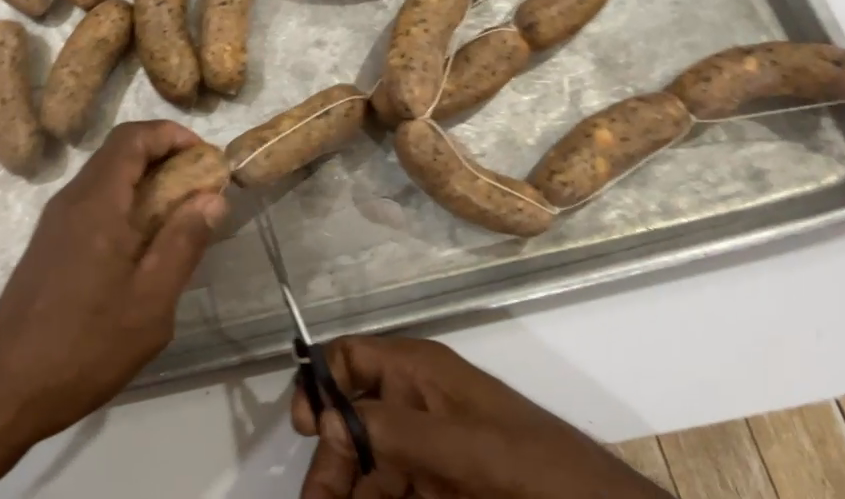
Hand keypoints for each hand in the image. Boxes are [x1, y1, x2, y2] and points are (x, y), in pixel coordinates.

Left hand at [0, 120, 228, 447]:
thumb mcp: (151, 301)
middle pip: (118, 154)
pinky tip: (144, 247)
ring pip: (104, 180)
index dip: (171, 135)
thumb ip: (183, 242)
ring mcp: (54, 223)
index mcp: (96, 203)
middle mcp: (70, 201)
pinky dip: (124, 206)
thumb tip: (211, 197)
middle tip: (202, 189)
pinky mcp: (48, 246)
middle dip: (164, 158)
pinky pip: (92, 205)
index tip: (206, 157)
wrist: (7, 389)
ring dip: (144, 184)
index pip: (132, 138)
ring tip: (181, 218)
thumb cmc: (86, 346)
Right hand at [291, 336, 670, 498]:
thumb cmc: (540, 470)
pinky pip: (392, 497)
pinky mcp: (439, 494)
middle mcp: (416, 407)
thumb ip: (397, 431)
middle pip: (350, 427)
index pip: (351, 359)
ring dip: (346, 494)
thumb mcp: (468, 446)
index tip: (304, 428)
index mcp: (420, 375)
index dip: (321, 384)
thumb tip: (326, 421)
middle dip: (330, 466)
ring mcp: (428, 455)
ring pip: (368, 473)